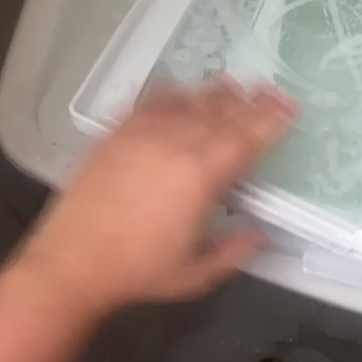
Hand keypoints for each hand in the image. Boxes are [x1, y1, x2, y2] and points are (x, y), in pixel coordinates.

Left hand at [21, 79, 296, 316]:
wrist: (70, 264)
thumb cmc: (138, 272)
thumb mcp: (197, 274)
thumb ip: (236, 251)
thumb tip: (261, 232)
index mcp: (201, 176)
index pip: (247, 138)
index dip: (272, 120)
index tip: (291, 108)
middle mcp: (176, 144)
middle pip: (223, 113)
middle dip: (253, 101)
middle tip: (273, 92)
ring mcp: (143, 134)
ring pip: (190, 102)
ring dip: (218, 94)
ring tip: (237, 87)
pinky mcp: (116, 133)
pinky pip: (152, 103)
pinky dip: (175, 94)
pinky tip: (185, 92)